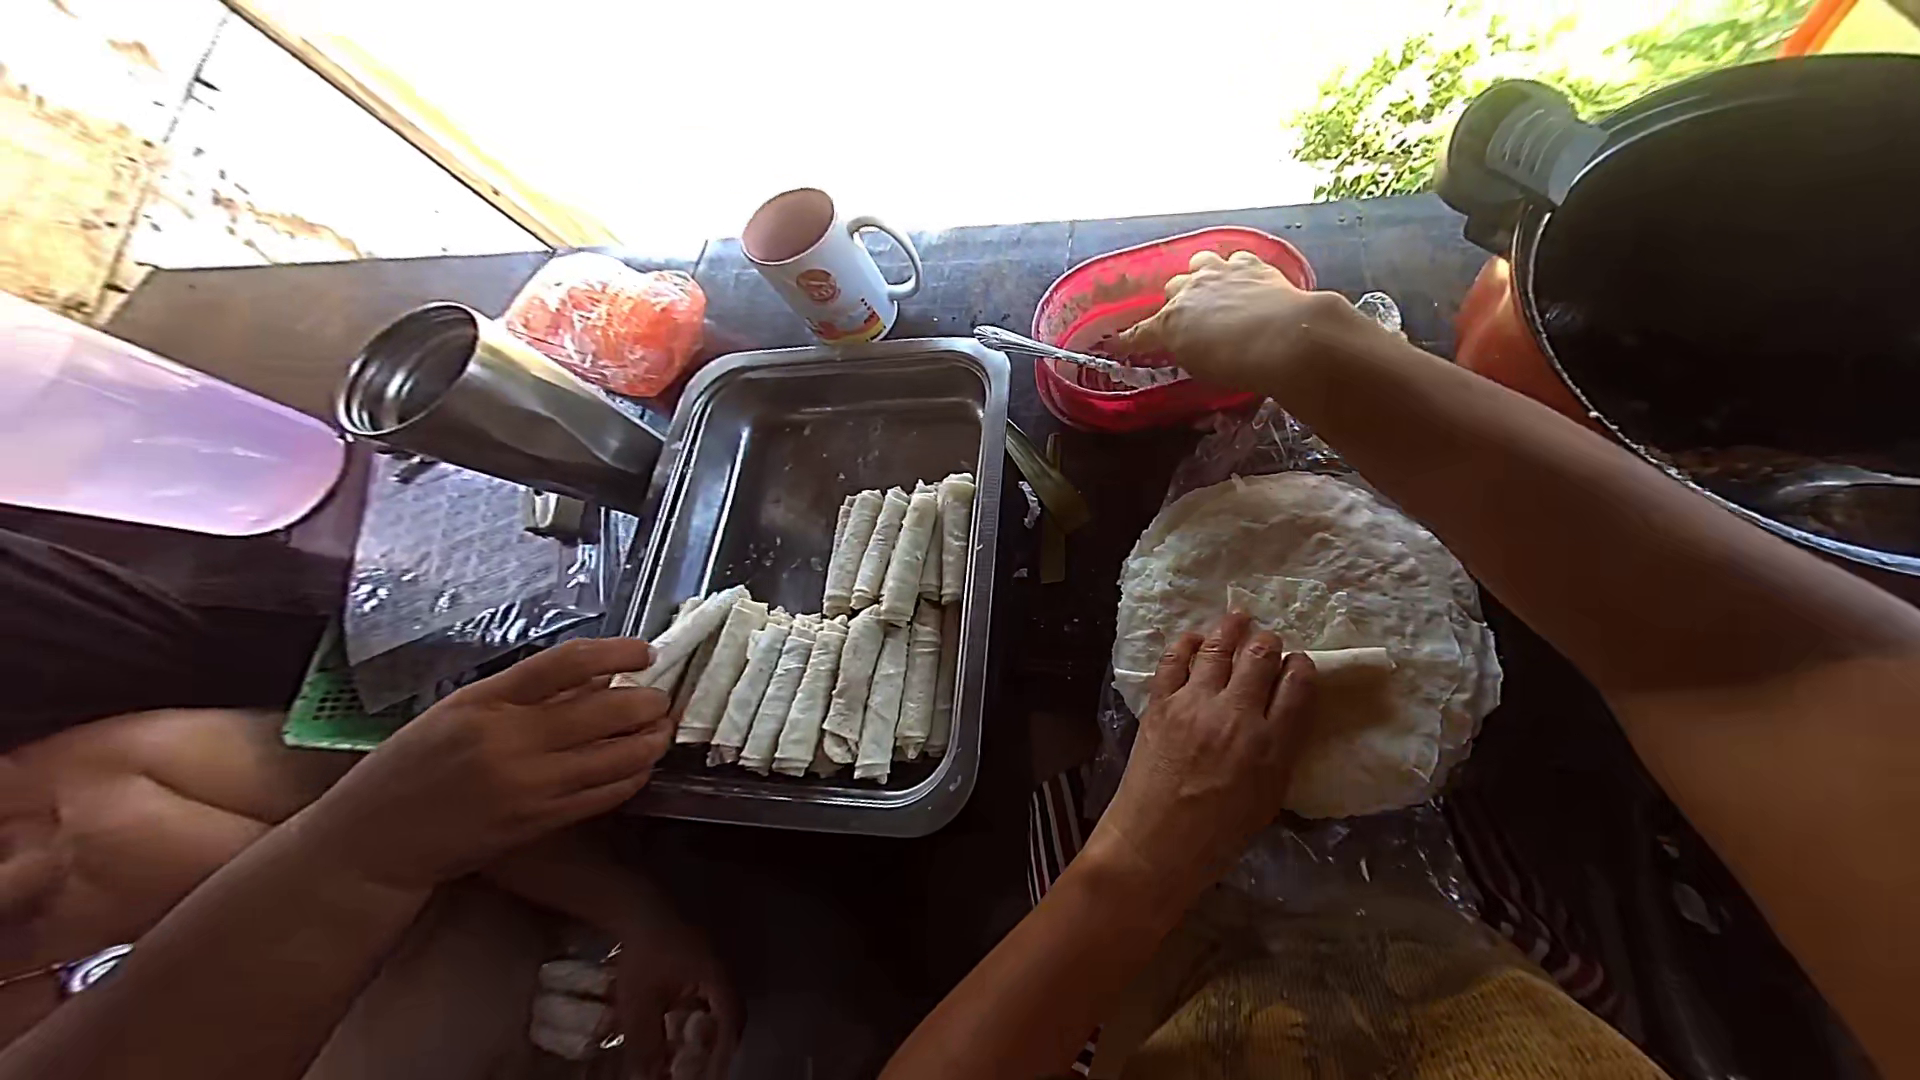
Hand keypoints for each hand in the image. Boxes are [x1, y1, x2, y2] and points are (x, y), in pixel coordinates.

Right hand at [301, 638, 672, 890]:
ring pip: (621, 757)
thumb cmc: (415, 764)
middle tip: (661, 698)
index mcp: (488, 702)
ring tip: (660, 729)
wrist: (369, 845)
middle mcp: (512, 742)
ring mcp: (529, 786)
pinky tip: (639, 764)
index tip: (646, 650)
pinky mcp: (540, 823)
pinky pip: (608, 794)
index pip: (569, 663)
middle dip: (651, 702)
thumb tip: (601, 674)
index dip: (619, 651)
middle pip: (610, 711)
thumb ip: (533, 690)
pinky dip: (635, 775)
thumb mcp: (464, 708)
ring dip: (654, 739)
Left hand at [614, 921, 737, 1079]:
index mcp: (717, 978)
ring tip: (685, 1048)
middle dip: (717, 1040)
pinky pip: (705, 990)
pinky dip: (695, 1011)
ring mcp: (710, 958)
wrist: (639, 910)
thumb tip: (648, 1079)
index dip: (726, 1049)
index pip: (733, 1019)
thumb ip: (646, 1046)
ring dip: (705, 1025)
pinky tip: (673, 1021)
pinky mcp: (697, 955)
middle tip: (700, 1063)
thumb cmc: (646, 956)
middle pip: (729, 1009)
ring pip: (716, 999)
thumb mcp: (641, 1006)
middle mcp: (720, 968)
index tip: (714, 1072)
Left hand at [1084, 612, 1316, 901]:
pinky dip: (1186, 644)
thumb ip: (1278, 752)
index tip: (1299, 661)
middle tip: (1267, 639)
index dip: (1301, 668)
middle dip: (1267, 643)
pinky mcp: (1160, 703)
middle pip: (1259, 660)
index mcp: (1272, 746)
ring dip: (1230, 630)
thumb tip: (1280, 716)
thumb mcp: (1268, 798)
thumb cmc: (1219, 834)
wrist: (1156, 840)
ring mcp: (1194, 704)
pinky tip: (1194, 638)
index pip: (1298, 688)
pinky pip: (1175, 661)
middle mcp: (1236, 716)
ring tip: (1237, 618)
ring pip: (1218, 651)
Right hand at [1111, 251, 1359, 390]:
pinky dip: (1234, 270)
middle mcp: (1189, 291)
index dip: (1128, 340)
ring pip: (1199, 263)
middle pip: (1171, 288)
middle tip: (1183, 318)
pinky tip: (1241, 281)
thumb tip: (1190, 347)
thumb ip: (1188, 353)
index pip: (1140, 332)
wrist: (1285, 338)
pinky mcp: (1253, 265)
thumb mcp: (1200, 368)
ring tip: (1208, 287)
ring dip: (1200, 275)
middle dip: (1174, 301)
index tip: (1117, 344)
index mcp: (1170, 322)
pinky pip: (1235, 259)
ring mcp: (1221, 273)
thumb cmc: (1236, 365)